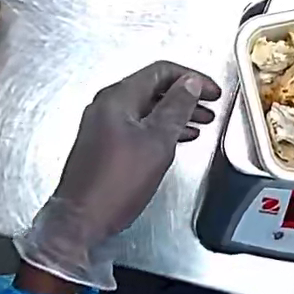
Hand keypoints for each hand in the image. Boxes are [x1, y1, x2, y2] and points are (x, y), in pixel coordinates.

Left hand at [13, 61, 220, 290]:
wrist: (81, 221)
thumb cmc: (118, 182)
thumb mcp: (158, 141)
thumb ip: (177, 108)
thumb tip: (190, 83)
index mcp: (118, 98)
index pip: (161, 71)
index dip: (192, 78)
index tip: (212, 91)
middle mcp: (107, 105)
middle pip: (153, 87)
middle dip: (186, 95)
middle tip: (211, 104)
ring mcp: (103, 124)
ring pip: (147, 107)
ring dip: (176, 112)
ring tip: (202, 121)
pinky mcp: (104, 143)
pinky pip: (139, 124)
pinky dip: (162, 127)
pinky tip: (180, 138)